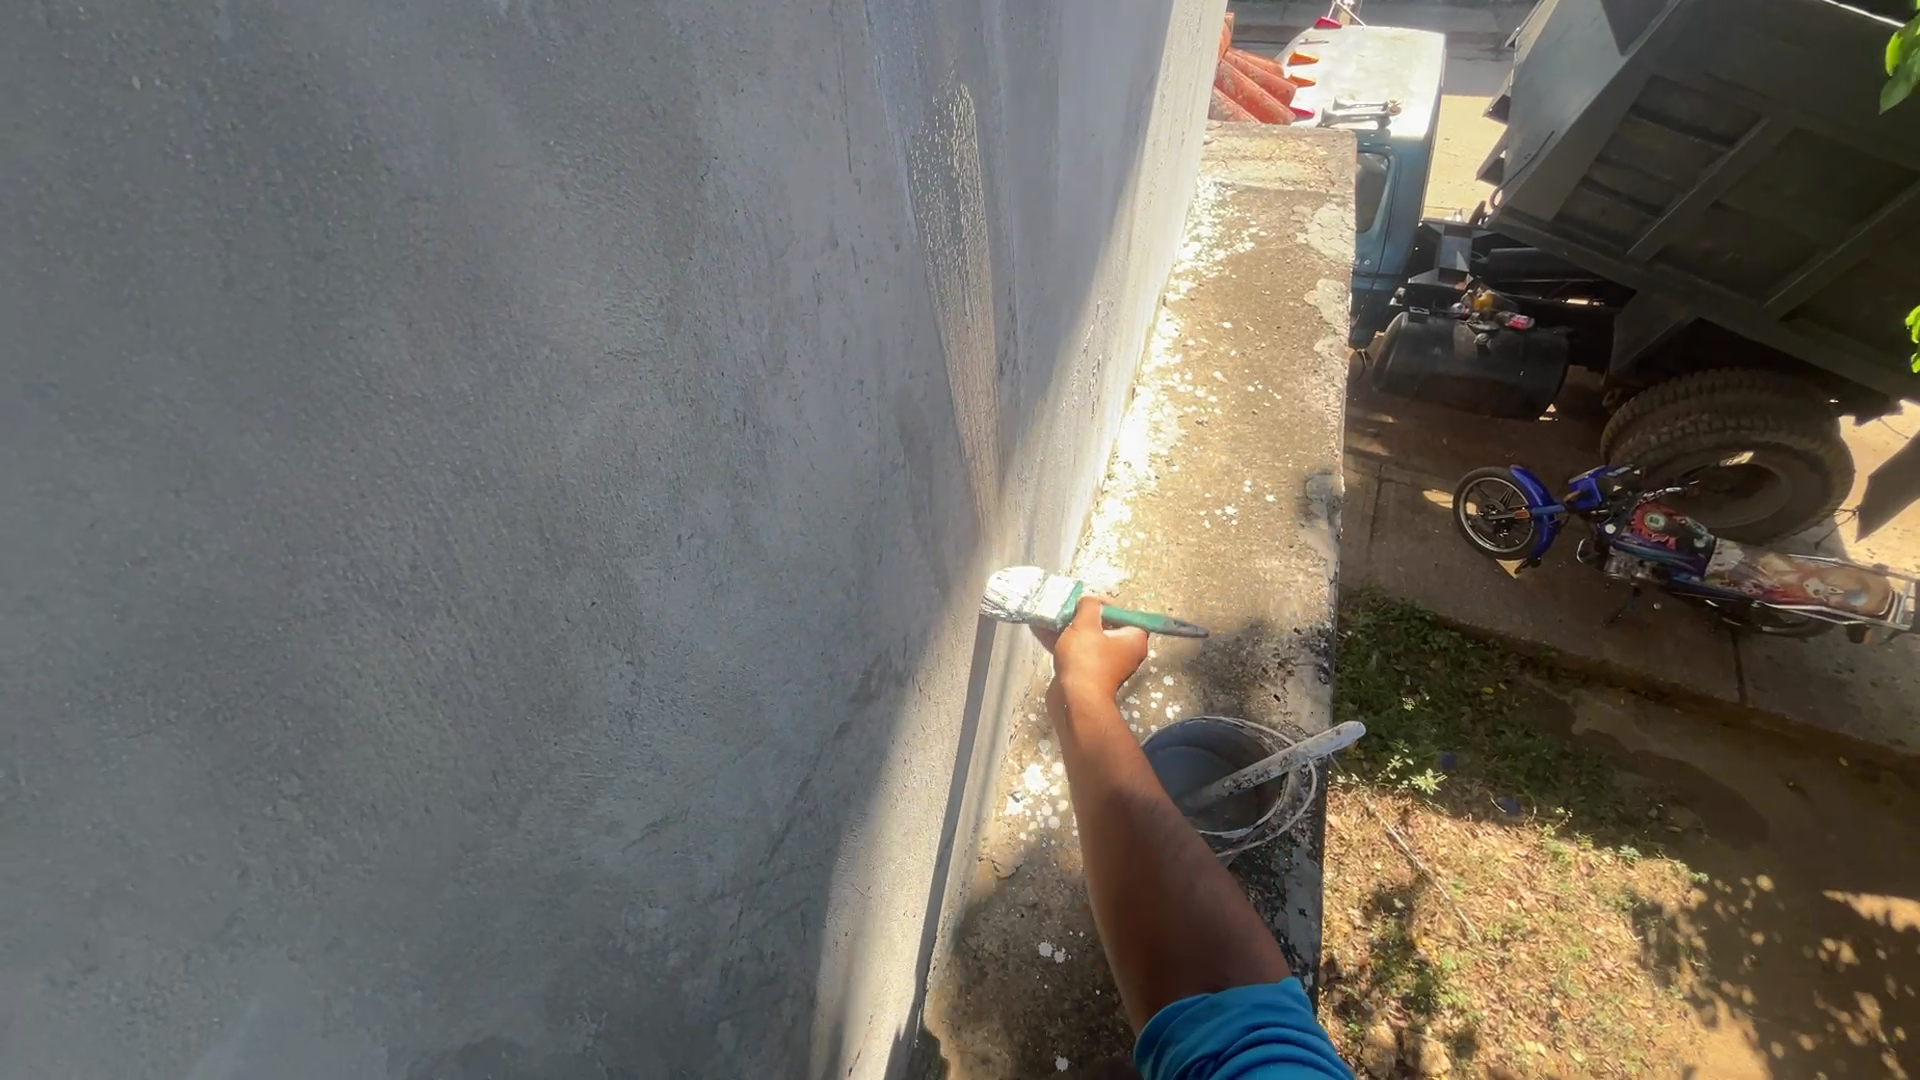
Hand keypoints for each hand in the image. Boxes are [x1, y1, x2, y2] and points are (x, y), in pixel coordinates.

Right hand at [1032, 594, 1148, 704]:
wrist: (1075, 700)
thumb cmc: (1087, 659)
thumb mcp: (1086, 624)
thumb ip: (1089, 606)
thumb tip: (1091, 599)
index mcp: (1134, 639)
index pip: (1124, 614)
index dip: (1105, 605)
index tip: (1087, 602)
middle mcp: (1124, 653)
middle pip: (1104, 627)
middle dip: (1082, 616)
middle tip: (1066, 608)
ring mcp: (1105, 665)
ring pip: (1086, 640)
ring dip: (1068, 628)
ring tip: (1049, 616)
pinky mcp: (1088, 674)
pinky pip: (1077, 653)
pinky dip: (1062, 642)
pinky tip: (1041, 631)